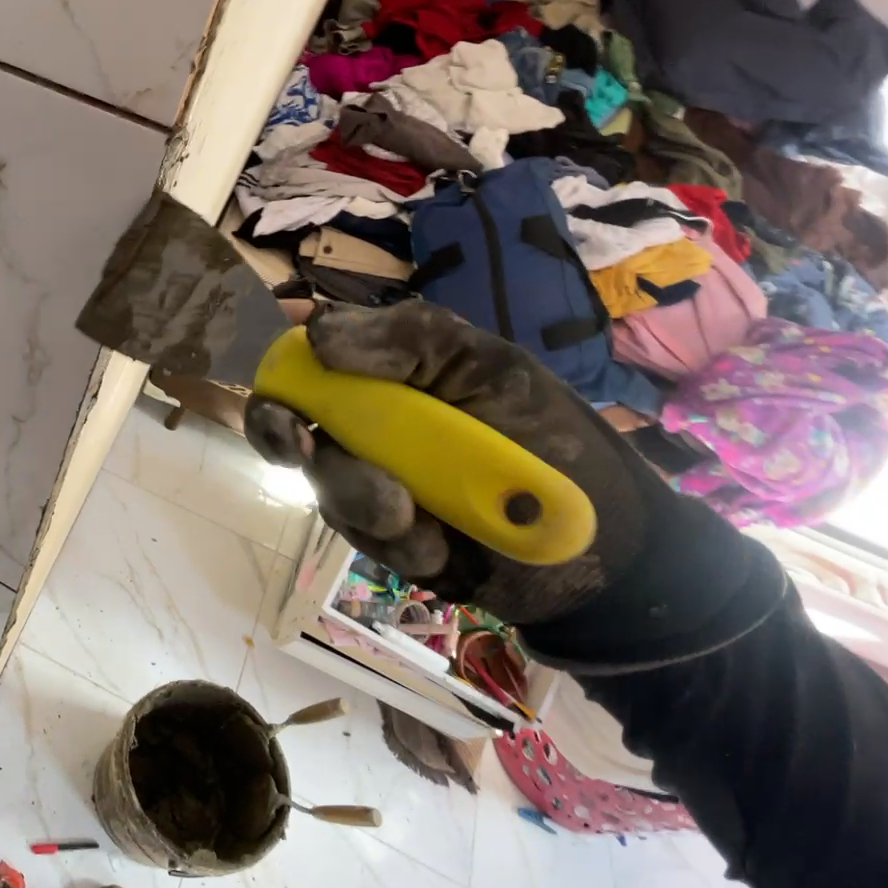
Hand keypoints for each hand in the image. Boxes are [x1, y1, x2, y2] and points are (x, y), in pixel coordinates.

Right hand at [243, 301, 680, 624]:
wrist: (606, 551)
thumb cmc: (552, 439)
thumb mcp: (492, 368)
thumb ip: (409, 340)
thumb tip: (314, 335)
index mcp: (382, 373)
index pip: (301, 362)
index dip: (280, 377)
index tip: (289, 397)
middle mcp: (359, 424)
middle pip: (282, 423)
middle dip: (284, 437)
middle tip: (304, 452)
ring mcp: (363, 482)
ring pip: (320, 483)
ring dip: (363, 500)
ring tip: (420, 518)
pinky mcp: (376, 538)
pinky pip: (356, 536)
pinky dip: (397, 544)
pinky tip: (440, 545)